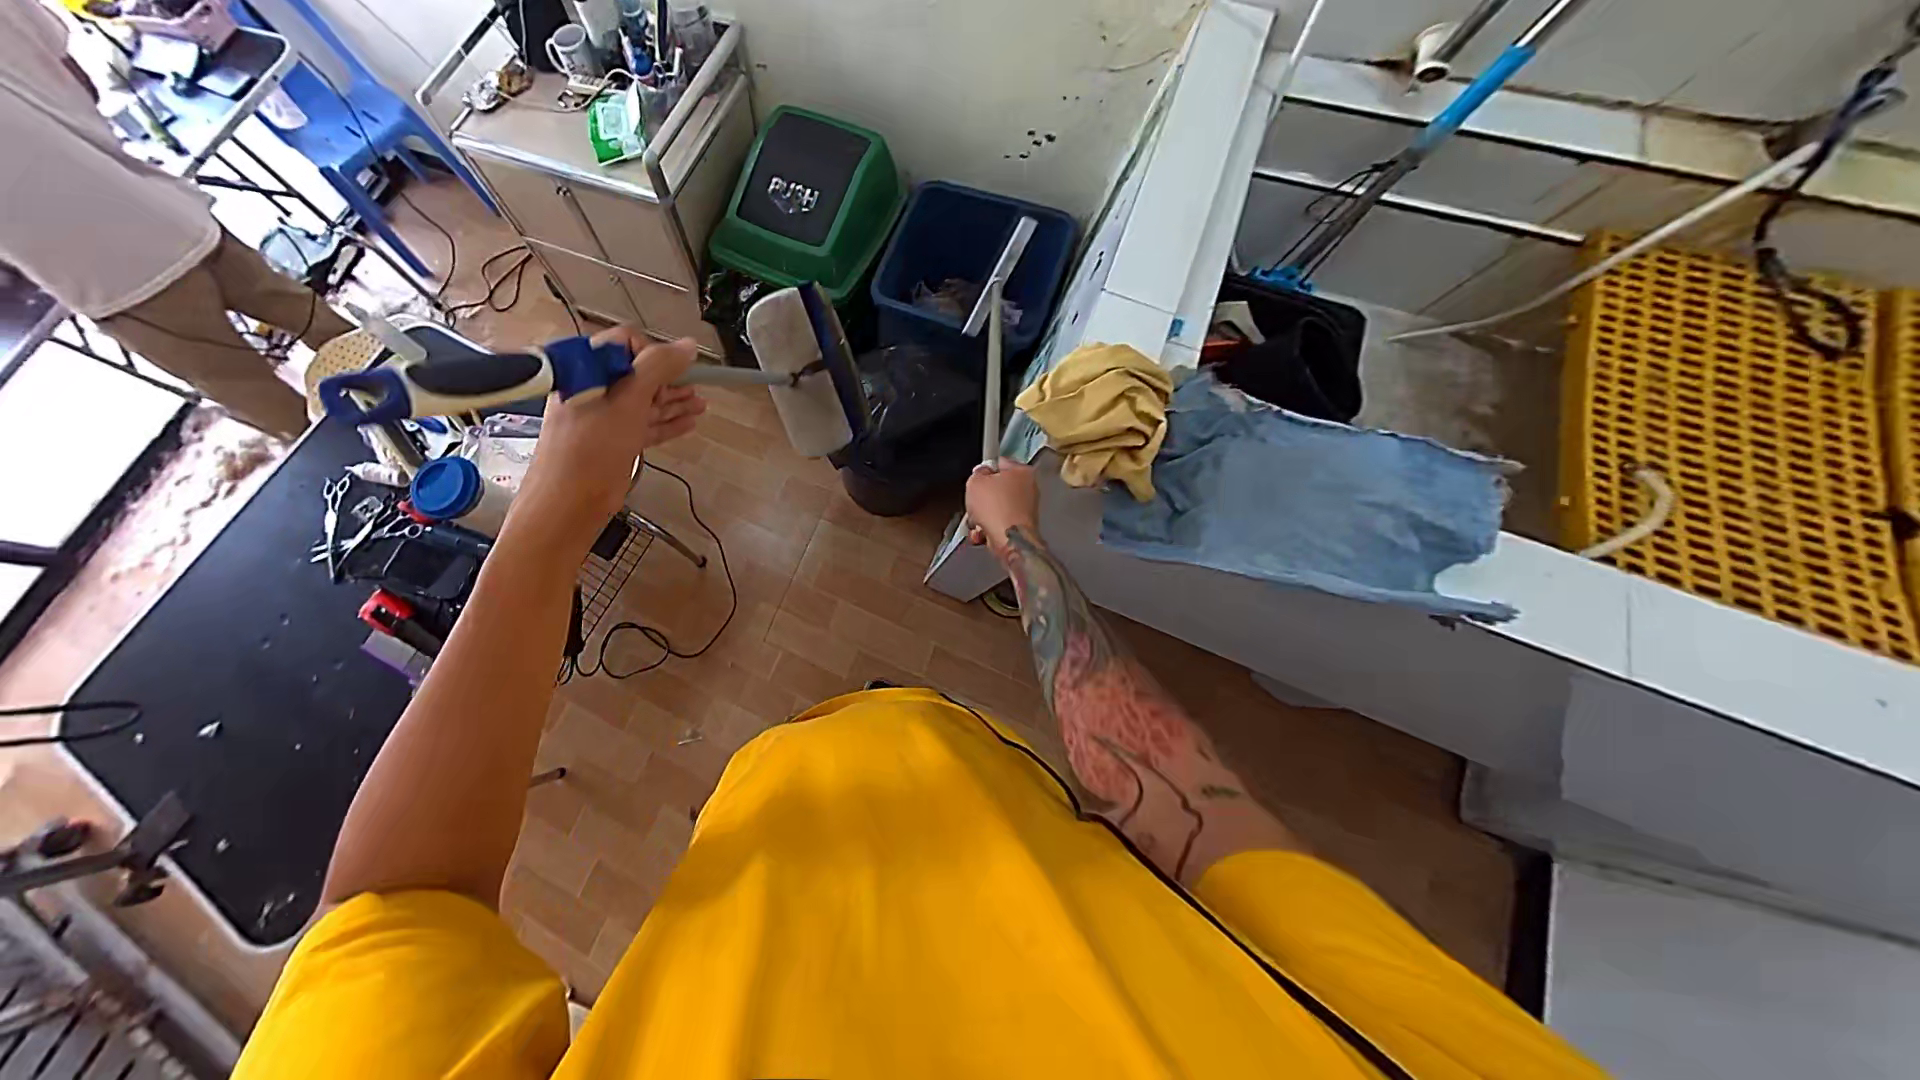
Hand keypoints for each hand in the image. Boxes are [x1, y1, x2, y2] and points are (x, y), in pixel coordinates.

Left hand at [512, 330, 705, 547]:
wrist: (570, 500)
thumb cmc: (594, 447)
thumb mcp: (629, 401)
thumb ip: (658, 368)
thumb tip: (688, 346)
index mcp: (586, 370)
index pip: (625, 344)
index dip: (653, 353)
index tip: (674, 372)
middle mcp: (593, 388)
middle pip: (639, 374)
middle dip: (670, 379)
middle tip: (696, 387)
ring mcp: (604, 416)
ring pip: (645, 401)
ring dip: (674, 402)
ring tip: (701, 404)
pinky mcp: (614, 440)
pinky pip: (644, 425)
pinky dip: (666, 423)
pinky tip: (689, 423)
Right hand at [965, 462, 1039, 559]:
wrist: (1010, 540)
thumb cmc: (994, 507)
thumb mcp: (975, 482)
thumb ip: (977, 474)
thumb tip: (982, 474)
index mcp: (1022, 471)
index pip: (1000, 463)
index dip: (984, 470)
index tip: (975, 480)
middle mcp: (1029, 488)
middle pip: (997, 488)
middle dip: (982, 499)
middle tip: (974, 504)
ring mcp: (1027, 509)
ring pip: (996, 508)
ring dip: (983, 516)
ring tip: (977, 523)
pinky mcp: (1022, 527)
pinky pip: (1000, 523)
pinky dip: (990, 529)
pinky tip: (982, 534)